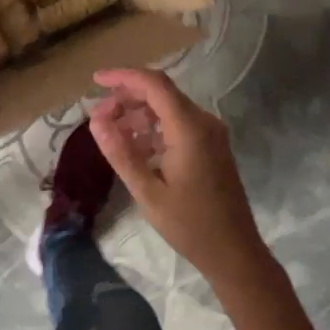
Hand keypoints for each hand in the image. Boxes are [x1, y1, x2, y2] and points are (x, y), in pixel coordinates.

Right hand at [88, 68, 264, 277]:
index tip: (95, 80)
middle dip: (127, 97)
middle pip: (161, 92)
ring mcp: (211, 134)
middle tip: (98, 116)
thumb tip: (95, 120)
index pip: (154, 84)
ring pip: (169, 108)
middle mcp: (204, 123)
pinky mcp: (212, 147)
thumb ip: (120, 152)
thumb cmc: (190, 225)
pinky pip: (178, 124)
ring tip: (111, 133)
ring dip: (139, 114)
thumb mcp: (147, 192)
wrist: (234, 252)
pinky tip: (135, 148)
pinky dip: (154, 127)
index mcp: (189, 129)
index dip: (123, 77)